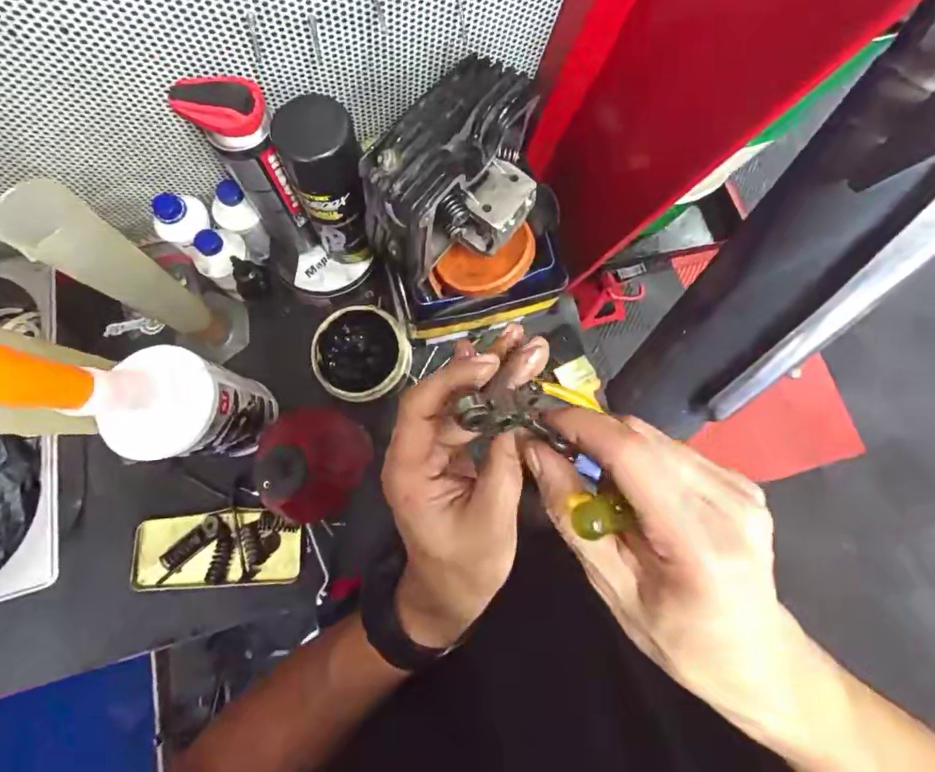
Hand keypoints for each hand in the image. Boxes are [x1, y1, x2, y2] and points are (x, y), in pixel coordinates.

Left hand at [380, 324, 548, 648]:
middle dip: (483, 363)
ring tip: (524, 342)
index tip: (490, 363)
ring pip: (464, 398)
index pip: (421, 407)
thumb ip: (503, 467)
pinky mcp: (455, 451)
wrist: (449, 598)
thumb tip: (518, 420)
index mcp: (410, 468)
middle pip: (446, 394)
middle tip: (519, 337)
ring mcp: (437, 448)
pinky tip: (513, 366)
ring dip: (495, 370)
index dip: (453, 379)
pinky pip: (474, 414)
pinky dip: (497, 392)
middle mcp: (418, 449)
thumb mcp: (491, 522)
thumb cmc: (464, 569)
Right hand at [522, 410, 808, 732]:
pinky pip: (679, 451)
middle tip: (557, 447)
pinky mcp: (745, 480)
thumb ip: (576, 519)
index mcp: (698, 540)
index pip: (633, 455)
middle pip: (646, 438)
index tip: (542, 421)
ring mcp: (742, 486)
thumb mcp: (616, 591)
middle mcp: (728, 500)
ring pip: (661, 439)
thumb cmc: (679, 640)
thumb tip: (538, 455)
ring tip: (594, 474)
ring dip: (619, 445)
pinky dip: (646, 458)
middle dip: (595, 432)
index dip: (583, 428)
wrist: (755, 655)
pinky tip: (637, 489)